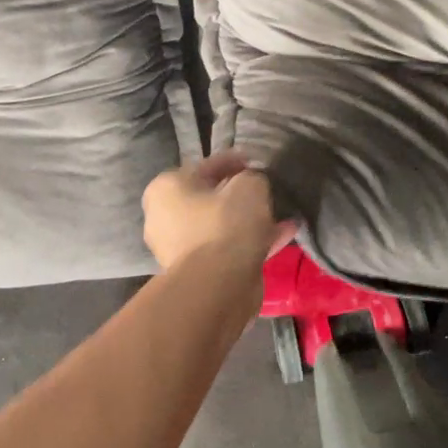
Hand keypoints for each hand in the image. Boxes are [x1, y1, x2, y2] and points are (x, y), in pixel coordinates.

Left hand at [142, 151, 296, 271]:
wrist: (217, 286)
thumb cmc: (226, 225)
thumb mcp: (249, 186)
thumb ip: (252, 177)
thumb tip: (252, 183)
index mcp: (166, 188)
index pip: (205, 165)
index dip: (234, 161)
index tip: (256, 161)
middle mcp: (164, 216)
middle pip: (210, 198)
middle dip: (240, 194)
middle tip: (266, 190)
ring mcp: (179, 247)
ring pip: (221, 225)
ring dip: (250, 220)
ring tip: (281, 214)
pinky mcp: (198, 271)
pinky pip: (228, 247)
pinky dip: (252, 240)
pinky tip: (284, 235)